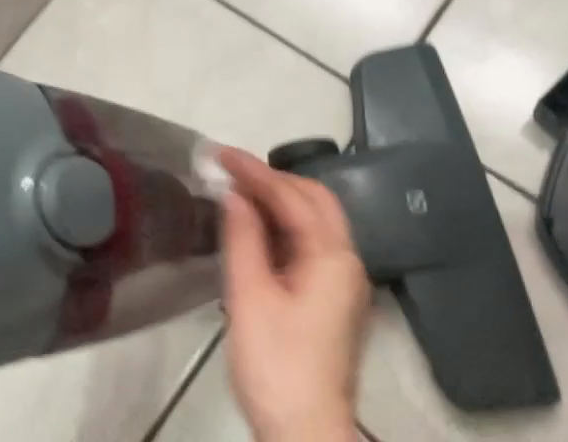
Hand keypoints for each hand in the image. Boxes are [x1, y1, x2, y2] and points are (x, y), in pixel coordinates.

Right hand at [219, 148, 369, 441]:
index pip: (292, 196)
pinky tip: (255, 231)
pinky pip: (311, 246)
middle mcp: (347, 262)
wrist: (305, 432)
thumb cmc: (276, 363)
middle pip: (314, 201)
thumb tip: (234, 194)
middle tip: (231, 171)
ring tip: (237, 193)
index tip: (220, 153)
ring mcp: (344, 283)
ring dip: (279, 202)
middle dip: (273, 180)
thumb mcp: (250, 296)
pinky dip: (284, 228)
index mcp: (332, 256)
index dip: (254, 170)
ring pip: (315, 223)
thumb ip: (243, 238)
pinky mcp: (333, 302)